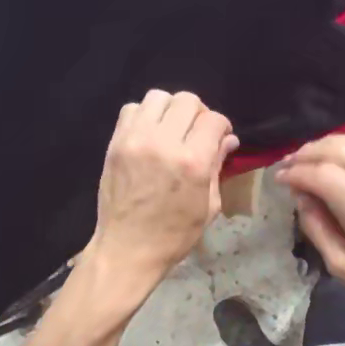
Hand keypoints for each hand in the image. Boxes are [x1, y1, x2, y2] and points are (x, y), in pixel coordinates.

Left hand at [85, 90, 239, 287]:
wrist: (127, 249)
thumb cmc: (174, 235)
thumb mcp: (208, 206)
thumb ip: (217, 166)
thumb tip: (228, 140)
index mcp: (192, 162)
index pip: (213, 120)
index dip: (221, 127)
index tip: (219, 138)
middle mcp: (164, 143)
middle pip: (187, 101)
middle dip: (198, 114)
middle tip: (195, 133)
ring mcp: (136, 140)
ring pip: (158, 97)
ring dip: (170, 110)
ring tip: (171, 130)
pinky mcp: (116, 143)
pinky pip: (132, 109)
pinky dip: (144, 115)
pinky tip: (149, 135)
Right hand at [276, 133, 344, 328]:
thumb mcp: (342, 265)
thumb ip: (316, 226)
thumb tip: (300, 193)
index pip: (325, 175)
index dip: (297, 173)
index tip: (280, 178)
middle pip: (341, 149)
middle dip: (309, 152)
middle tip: (290, 162)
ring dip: (330, 144)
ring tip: (311, 156)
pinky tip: (341, 157)